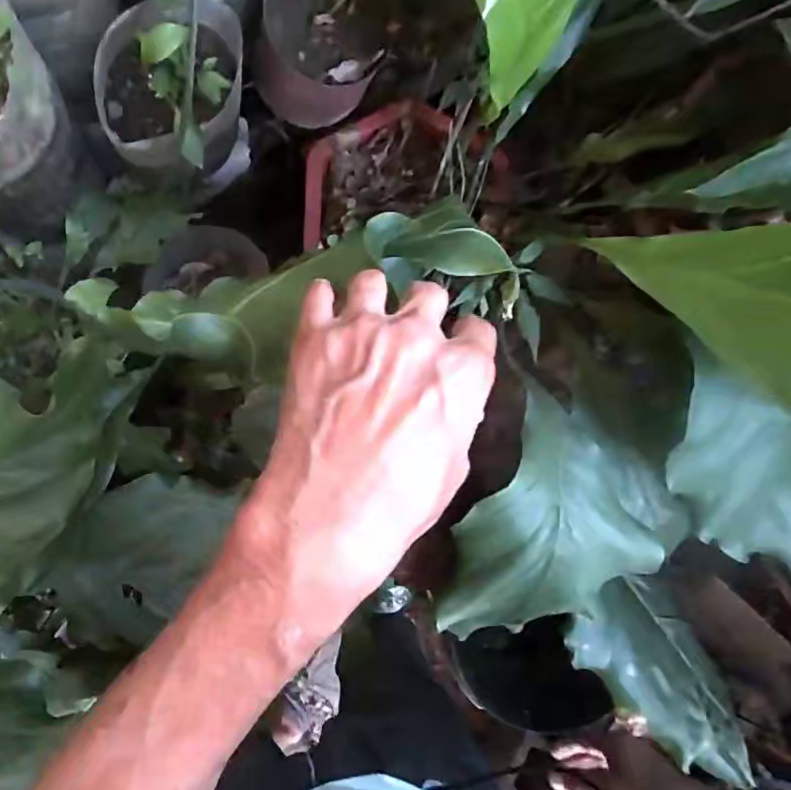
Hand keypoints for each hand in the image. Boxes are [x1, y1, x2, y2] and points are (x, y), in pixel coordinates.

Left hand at [224, 270, 496, 638]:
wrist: (327, 508)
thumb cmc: (400, 502)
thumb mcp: (453, 465)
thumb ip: (455, 416)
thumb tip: (447, 402)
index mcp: (462, 370)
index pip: (476, 331)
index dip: (465, 340)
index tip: (454, 346)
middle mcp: (417, 337)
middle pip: (429, 296)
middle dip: (423, 311)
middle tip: (408, 333)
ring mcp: (363, 330)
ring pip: (374, 281)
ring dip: (373, 296)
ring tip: (363, 314)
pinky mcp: (314, 335)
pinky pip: (319, 294)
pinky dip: (322, 299)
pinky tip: (323, 310)